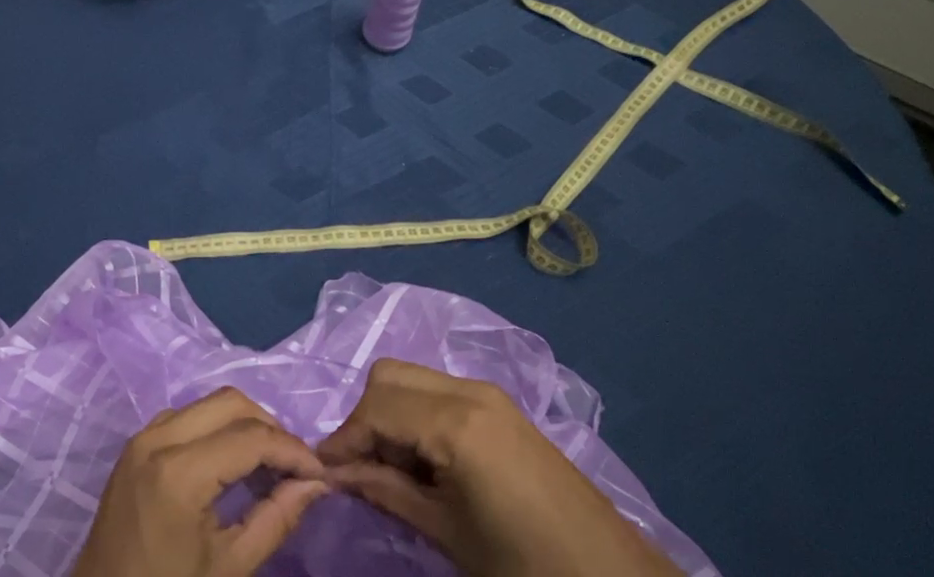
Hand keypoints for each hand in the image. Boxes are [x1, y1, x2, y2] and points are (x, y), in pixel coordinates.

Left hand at [71, 387, 329, 576]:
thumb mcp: (230, 565)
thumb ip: (276, 518)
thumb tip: (315, 483)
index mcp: (179, 471)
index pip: (252, 437)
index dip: (293, 451)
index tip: (321, 473)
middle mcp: (157, 439)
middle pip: (230, 402)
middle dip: (270, 427)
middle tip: (295, 466)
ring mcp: (141, 438)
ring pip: (206, 403)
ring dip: (243, 423)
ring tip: (269, 463)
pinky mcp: (134, 445)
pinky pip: (184, 416)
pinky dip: (215, 427)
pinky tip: (232, 461)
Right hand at [318, 358, 680, 576]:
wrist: (609, 575)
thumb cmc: (522, 562)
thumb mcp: (445, 532)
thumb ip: (385, 491)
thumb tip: (334, 473)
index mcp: (457, 422)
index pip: (375, 409)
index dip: (342, 440)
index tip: (323, 473)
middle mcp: (470, 391)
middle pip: (389, 377)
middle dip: (364, 417)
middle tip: (359, 468)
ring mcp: (490, 394)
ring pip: (412, 379)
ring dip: (389, 414)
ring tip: (390, 468)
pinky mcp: (502, 407)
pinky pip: (439, 392)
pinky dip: (416, 415)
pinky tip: (423, 462)